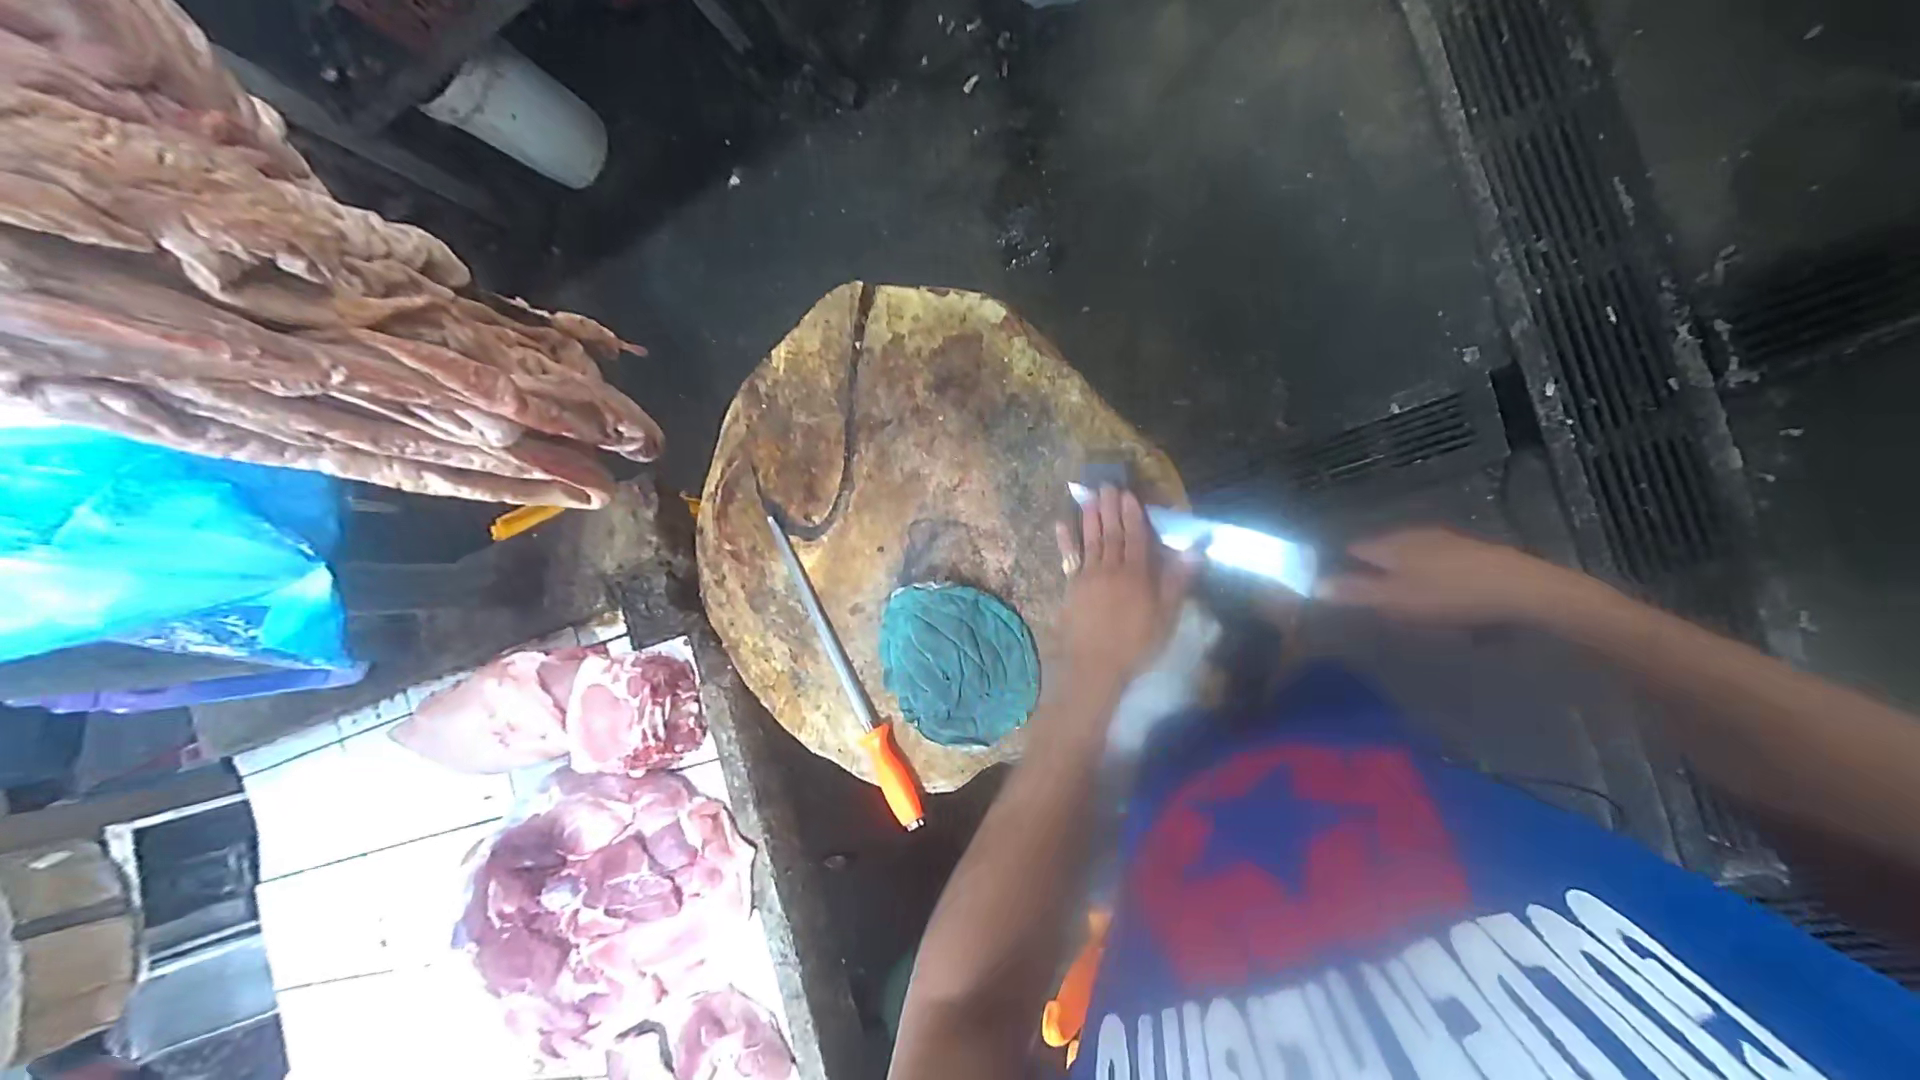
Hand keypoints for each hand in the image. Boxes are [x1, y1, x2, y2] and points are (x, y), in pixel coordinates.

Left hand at [1051, 487, 1195, 692]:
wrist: (1094, 665)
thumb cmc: (1135, 644)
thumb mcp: (1165, 617)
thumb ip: (1177, 582)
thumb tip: (1194, 550)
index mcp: (1136, 575)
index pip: (1136, 538)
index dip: (1133, 515)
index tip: (1129, 494)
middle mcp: (1110, 569)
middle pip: (1111, 533)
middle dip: (1110, 508)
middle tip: (1107, 484)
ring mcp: (1087, 576)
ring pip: (1090, 540)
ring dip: (1090, 517)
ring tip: (1090, 495)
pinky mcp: (1071, 587)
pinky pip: (1068, 558)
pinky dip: (1065, 540)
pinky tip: (1061, 523)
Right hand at [1315, 528, 1610, 627]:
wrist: (1526, 591)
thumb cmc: (1451, 597)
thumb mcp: (1395, 600)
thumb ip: (1354, 592)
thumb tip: (1313, 585)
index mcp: (1390, 545)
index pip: (1354, 550)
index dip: (1343, 567)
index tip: (1342, 590)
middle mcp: (1414, 536)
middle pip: (1383, 553)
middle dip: (1377, 574)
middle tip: (1377, 604)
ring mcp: (1446, 541)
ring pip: (1412, 557)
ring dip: (1406, 577)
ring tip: (1409, 605)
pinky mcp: (1474, 552)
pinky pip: (1440, 565)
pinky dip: (1433, 579)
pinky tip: (1445, 599)